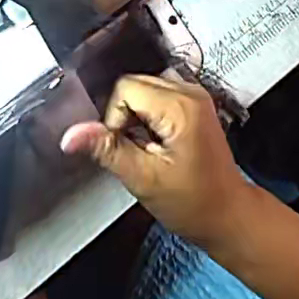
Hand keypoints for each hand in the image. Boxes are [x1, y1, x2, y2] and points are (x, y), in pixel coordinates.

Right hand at [59, 74, 254, 247]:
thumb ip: (107, 150)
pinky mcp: (195, 103)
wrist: (228, 213)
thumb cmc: (192, 202)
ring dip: (137, 116)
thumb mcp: (144, 179)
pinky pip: (159, 96)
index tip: (127, 149)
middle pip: (135, 84)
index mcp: (180, 105)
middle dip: (125, 116)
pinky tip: (158, 143)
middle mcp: (190, 91)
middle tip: (137, 152)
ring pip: (145, 89)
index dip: (115, 119)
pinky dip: (150, 116)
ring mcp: (195, 95)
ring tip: (149, 149)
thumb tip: (70, 135)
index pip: (125, 88)